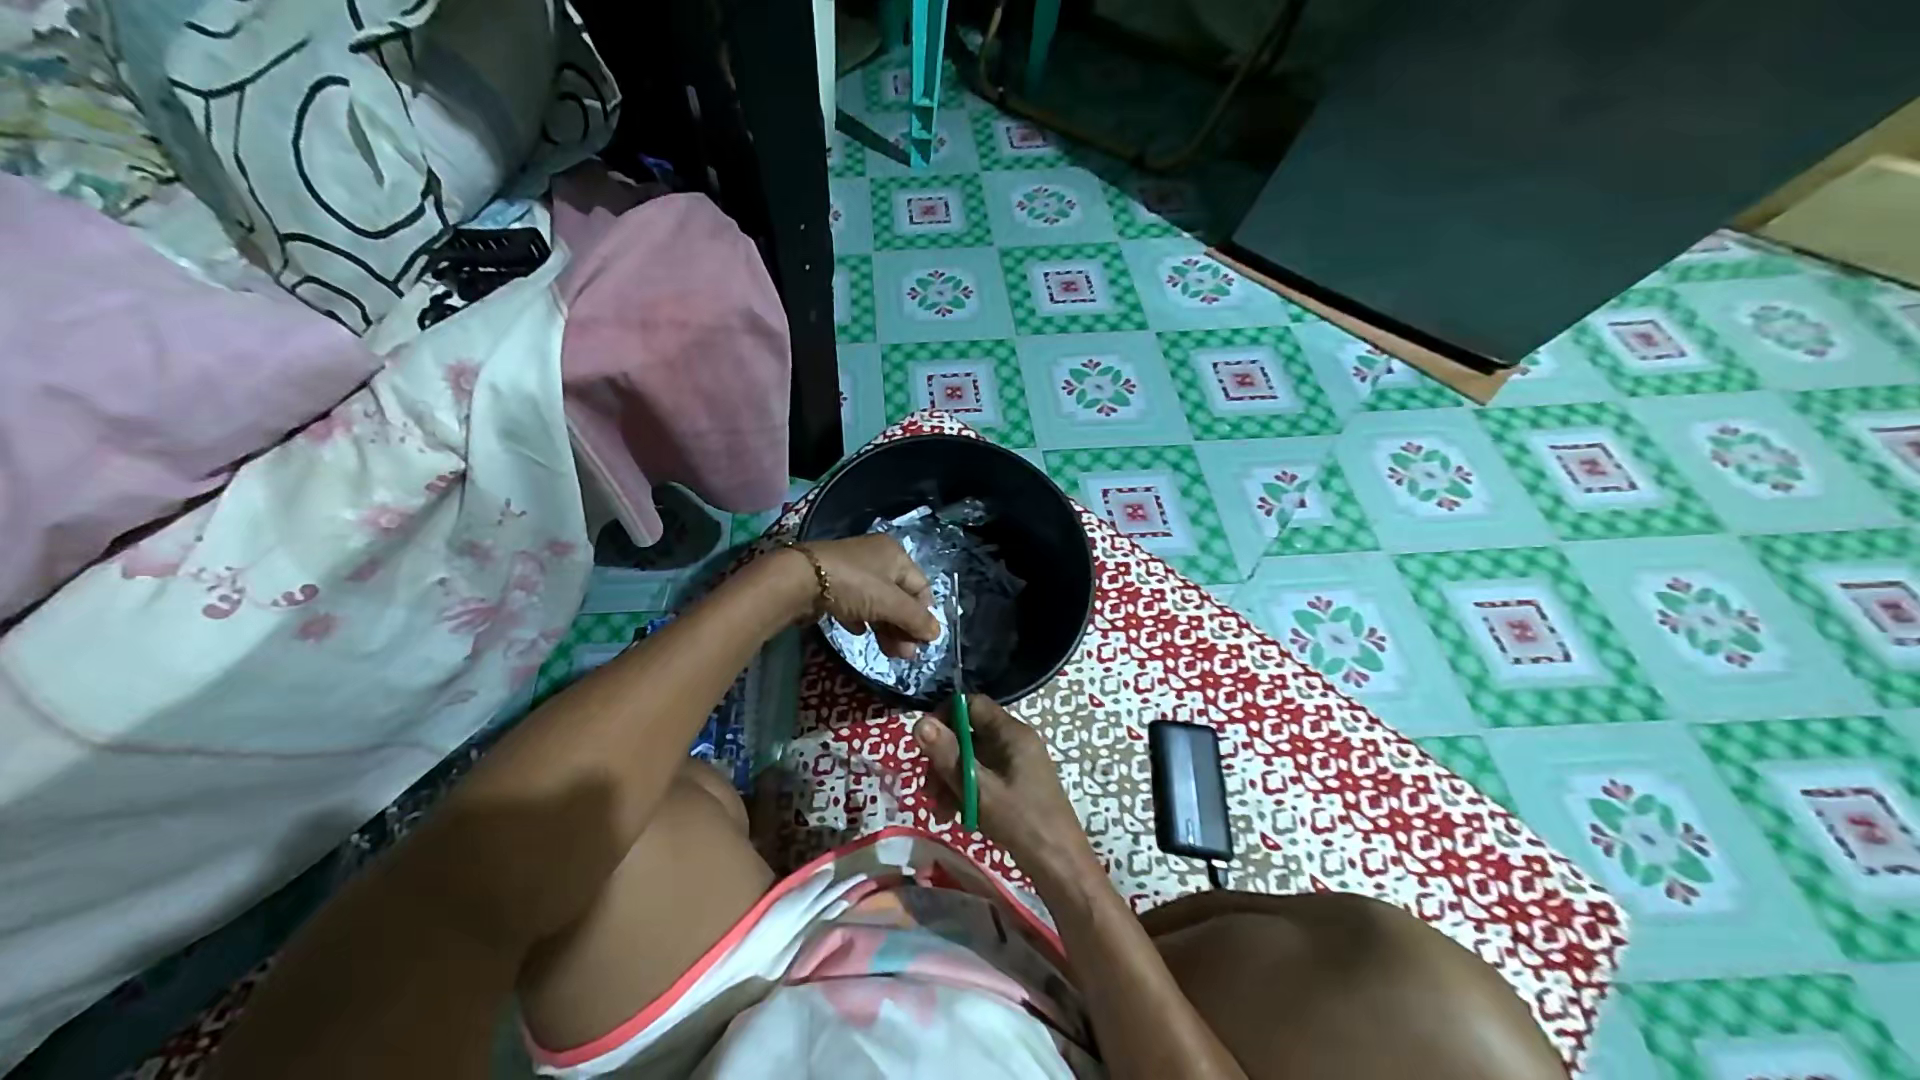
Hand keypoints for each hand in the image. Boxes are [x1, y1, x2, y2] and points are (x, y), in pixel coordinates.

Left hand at [798, 535, 939, 657]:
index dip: (925, 614)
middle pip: (900, 597)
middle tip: (905, 655)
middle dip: (904, 627)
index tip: (923, 641)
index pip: (921, 587)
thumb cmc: (853, 585)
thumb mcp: (890, 603)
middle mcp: (877, 558)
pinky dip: (862, 620)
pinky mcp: (833, 584)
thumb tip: (936, 634)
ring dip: (886, 628)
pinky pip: (856, 604)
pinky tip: (860, 633)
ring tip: (888, 653)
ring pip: (878, 603)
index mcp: (895, 554)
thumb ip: (915, 619)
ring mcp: (853, 571)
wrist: (799, 579)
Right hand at [914, 695, 1097, 881]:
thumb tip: (919, 723)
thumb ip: (948, 755)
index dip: (945, 717)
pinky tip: (953, 816)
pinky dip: (964, 792)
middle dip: (943, 758)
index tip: (924, 743)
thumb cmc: (1021, 821)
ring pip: (972, 759)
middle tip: (927, 788)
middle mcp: (1014, 742)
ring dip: (950, 780)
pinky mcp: (1014, 786)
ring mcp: (1016, 765)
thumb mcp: (978, 788)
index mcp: (1012, 733)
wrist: (1059, 864)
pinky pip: (982, 778)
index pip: (972, 704)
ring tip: (938, 809)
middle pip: (968, 734)